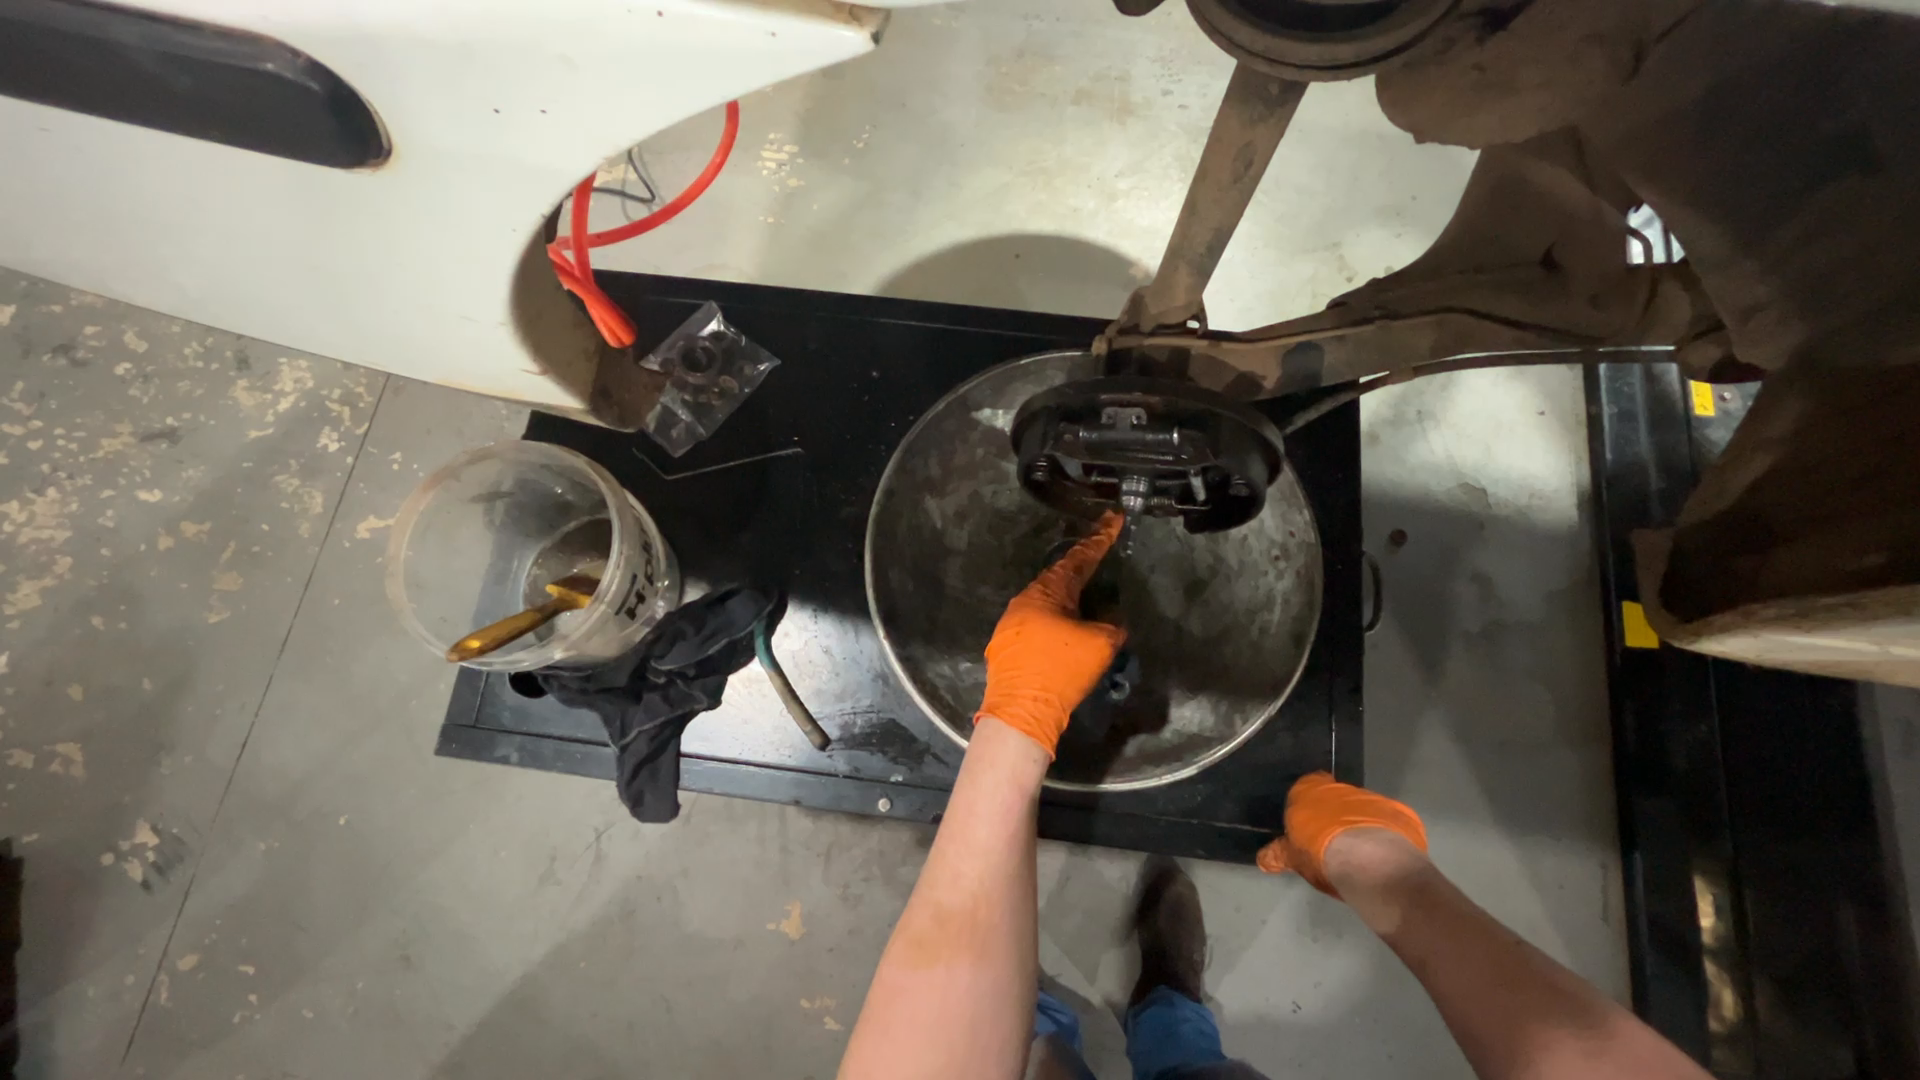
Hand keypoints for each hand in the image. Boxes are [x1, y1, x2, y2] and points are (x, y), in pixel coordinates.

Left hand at [974, 513, 1127, 756]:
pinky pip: (1038, 621)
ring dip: (1068, 597)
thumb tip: (1111, 617)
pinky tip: (1066, 627)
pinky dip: (1056, 618)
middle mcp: (1025, 600)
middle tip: (1102, 557)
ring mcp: (1012, 622)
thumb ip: (1111, 624)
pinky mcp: (1008, 644)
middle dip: (1082, 568)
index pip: (1079, 558)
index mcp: (1048, 591)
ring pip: (1047, 601)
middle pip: (1059, 578)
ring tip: (1088, 596)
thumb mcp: (1100, 644)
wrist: (1020, 711)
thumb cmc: (1061, 670)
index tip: (1113, 519)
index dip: (1099, 539)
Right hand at [1256, 772, 1427, 896]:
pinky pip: (1389, 822)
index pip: (1305, 788)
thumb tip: (1263, 859)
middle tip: (1332, 841)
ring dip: (1360, 824)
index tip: (1308, 825)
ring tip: (1360, 852)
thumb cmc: (1321, 854)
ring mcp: (1372, 799)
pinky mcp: (1400, 814)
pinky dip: (1385, 833)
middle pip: (1335, 798)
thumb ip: (1279, 854)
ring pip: (1363, 809)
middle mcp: (1339, 787)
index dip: (1308, 805)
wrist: (1371, 863)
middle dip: (1334, 815)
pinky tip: (1382, 854)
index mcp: (1308, 790)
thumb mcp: (1293, 858)